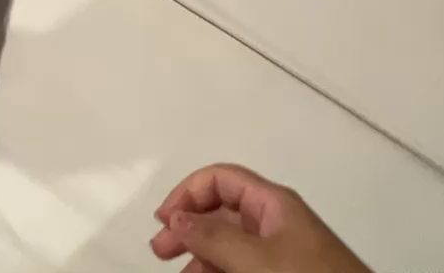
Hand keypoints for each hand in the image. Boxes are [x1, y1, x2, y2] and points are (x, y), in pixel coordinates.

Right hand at [150, 164, 373, 272]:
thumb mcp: (257, 262)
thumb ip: (213, 238)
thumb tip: (174, 218)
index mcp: (273, 204)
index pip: (220, 179)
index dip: (187, 193)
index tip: (163, 222)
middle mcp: (277, 225)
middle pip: (222, 214)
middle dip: (189, 229)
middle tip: (159, 254)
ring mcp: (285, 258)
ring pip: (232, 249)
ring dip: (203, 261)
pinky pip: (246, 271)